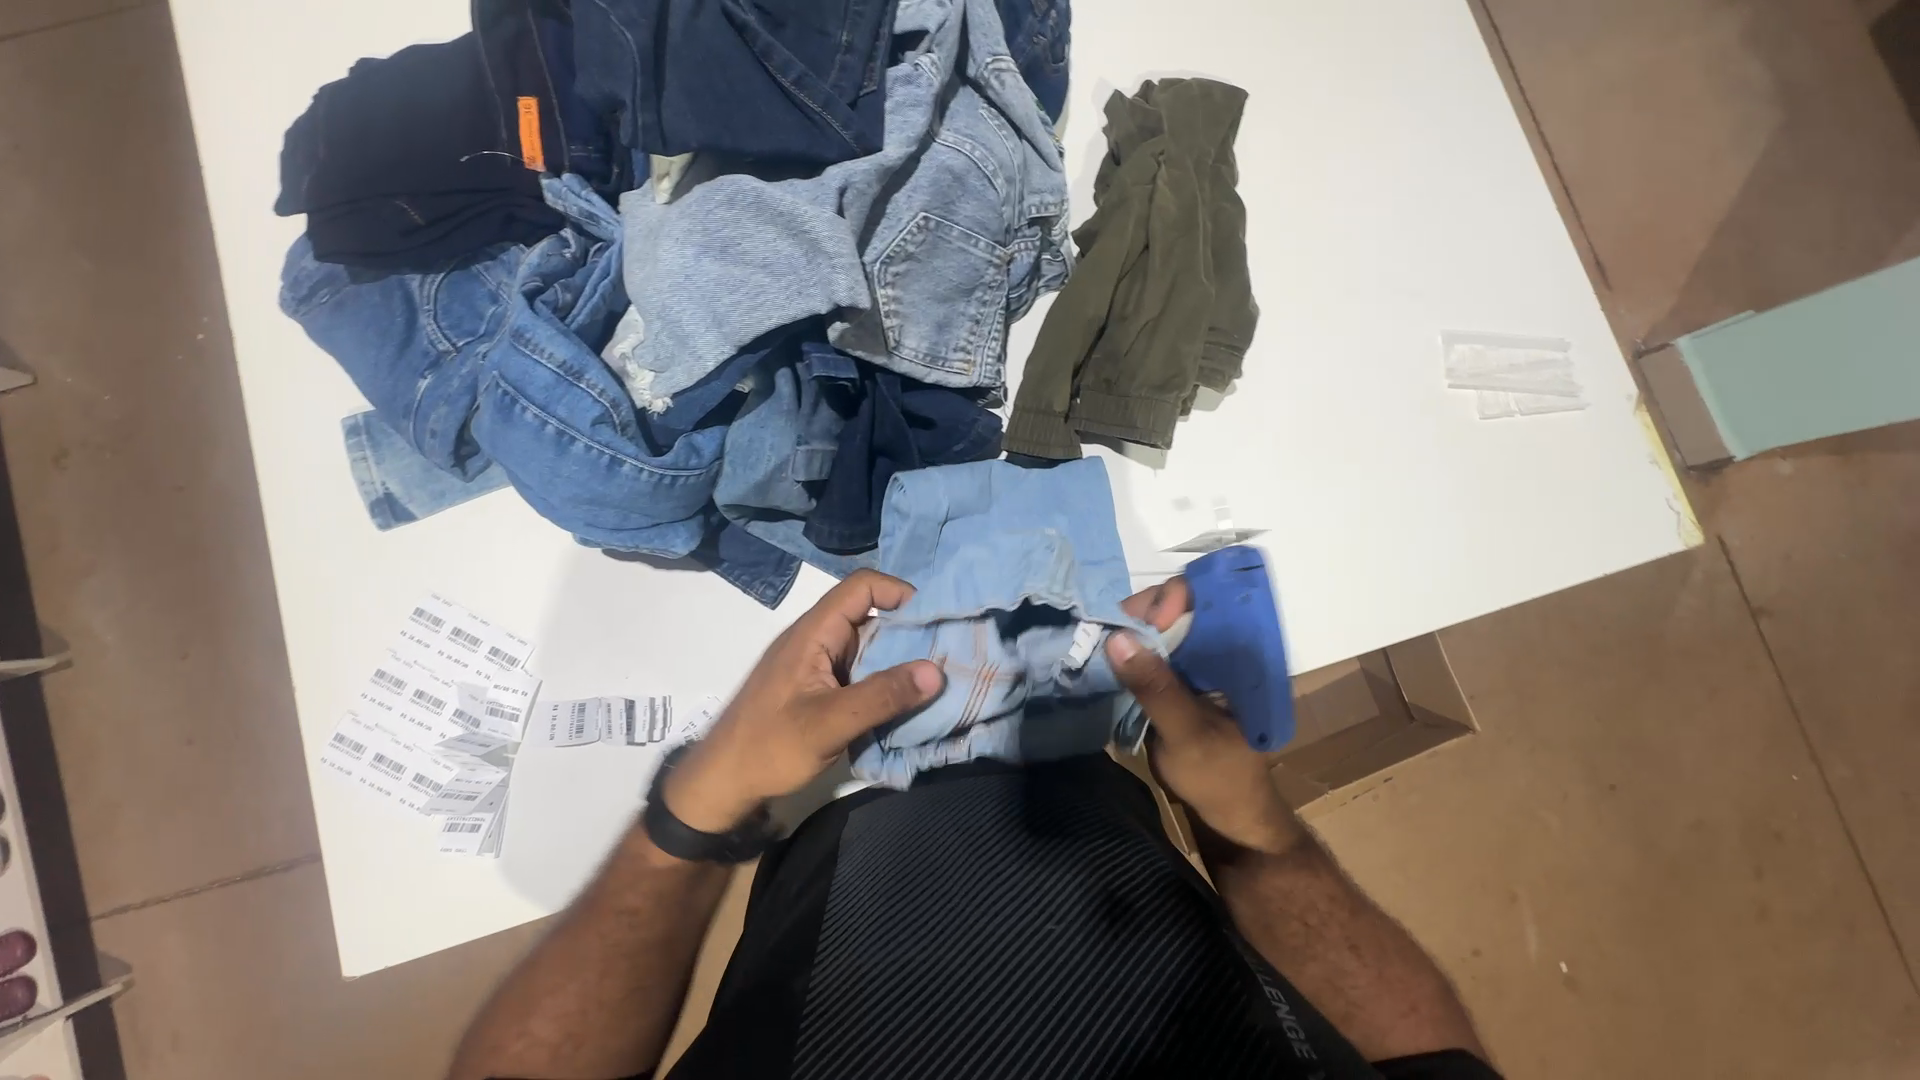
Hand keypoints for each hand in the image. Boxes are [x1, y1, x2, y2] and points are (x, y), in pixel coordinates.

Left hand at [663, 569, 944, 833]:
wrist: (720, 785)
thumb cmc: (769, 747)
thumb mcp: (830, 723)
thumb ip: (882, 696)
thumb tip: (937, 670)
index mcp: (813, 632)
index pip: (862, 586)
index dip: (900, 592)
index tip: (935, 620)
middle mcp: (816, 639)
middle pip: (870, 615)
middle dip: (910, 630)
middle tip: (948, 652)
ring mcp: (816, 665)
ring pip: (867, 646)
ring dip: (900, 659)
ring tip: (936, 678)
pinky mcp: (818, 689)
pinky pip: (859, 672)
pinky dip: (884, 680)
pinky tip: (907, 702)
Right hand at [1111, 579, 1303, 854]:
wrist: (1227, 815)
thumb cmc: (1220, 776)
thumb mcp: (1188, 733)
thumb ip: (1156, 687)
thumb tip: (1117, 637)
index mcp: (1236, 652)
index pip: (1204, 598)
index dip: (1170, 599)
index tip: (1142, 624)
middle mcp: (1215, 648)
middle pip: (1173, 606)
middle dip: (1137, 613)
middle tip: (1104, 633)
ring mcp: (1192, 664)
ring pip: (1154, 628)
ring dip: (1125, 632)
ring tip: (1095, 643)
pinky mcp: (1171, 681)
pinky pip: (1145, 654)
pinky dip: (1123, 653)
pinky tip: (1100, 659)